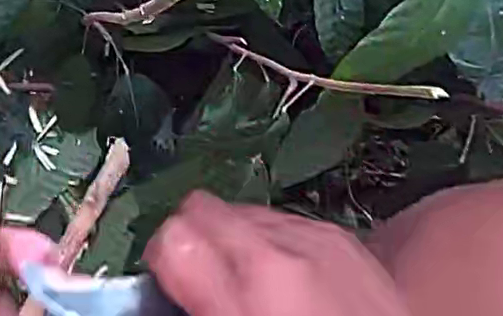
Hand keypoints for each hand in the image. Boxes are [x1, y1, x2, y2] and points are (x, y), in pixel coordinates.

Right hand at [146, 192, 409, 315]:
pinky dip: (274, 244)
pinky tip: (293, 287)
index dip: (161, 262)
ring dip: (234, 241)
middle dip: (193, 241)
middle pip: (199, 206)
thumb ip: (203, 296)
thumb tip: (169, 276)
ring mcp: (314, 233)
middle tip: (203, 286)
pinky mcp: (341, 235)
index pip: (172, 234)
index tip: (167, 288)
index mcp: (252, 285)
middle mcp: (279, 245)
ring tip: (253, 289)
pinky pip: (283, 220)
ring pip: (240, 210)